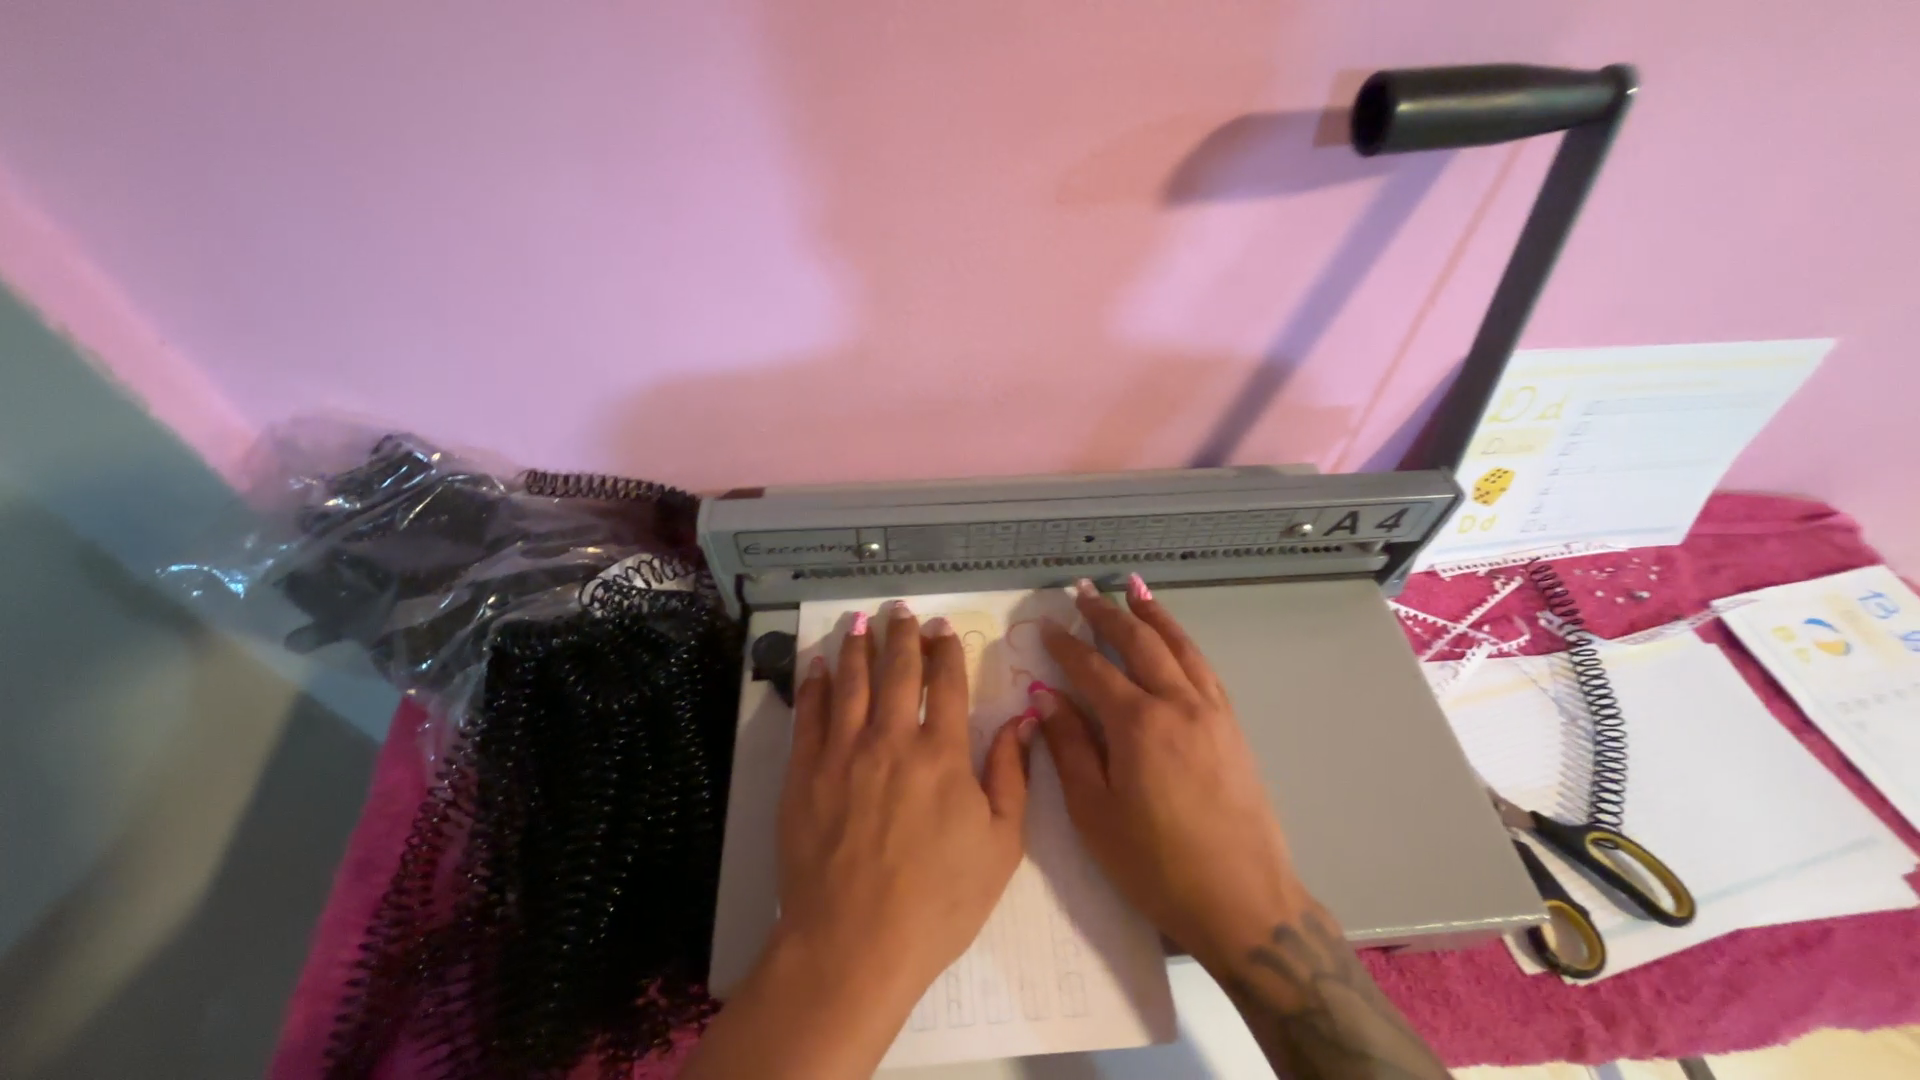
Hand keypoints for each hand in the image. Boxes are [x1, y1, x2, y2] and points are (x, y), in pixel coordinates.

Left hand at [776, 601, 1034, 996]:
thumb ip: (1012, 778)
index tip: (944, 628)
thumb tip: (1024, 722)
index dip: (947, 651)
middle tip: (901, 611)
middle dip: (902, 635)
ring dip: (857, 647)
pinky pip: (809, 715)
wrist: (854, 944)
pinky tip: (818, 666)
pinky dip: (815, 685)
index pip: (948, 684)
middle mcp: (892, 739)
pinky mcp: (803, 773)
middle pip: (897, 671)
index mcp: (943, 755)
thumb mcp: (1000, 848)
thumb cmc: (938, 903)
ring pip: (851, 682)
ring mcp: (842, 753)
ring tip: (861, 622)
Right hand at [1036, 576, 1307, 968]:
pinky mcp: (1233, 728)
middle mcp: (1178, 704)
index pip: (1093, 668)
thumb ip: (1069, 748)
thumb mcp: (1094, 813)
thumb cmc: (1155, 864)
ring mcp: (1213, 713)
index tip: (1046, 625)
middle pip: (1140, 643)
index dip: (1066, 645)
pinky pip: (1204, 670)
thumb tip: (1045, 698)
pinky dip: (1184, 644)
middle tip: (1084, 591)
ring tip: (1134, 590)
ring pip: (1180, 647)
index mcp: (1138, 724)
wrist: (1242, 900)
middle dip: (1108, 613)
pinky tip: (1175, 641)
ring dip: (1154, 616)